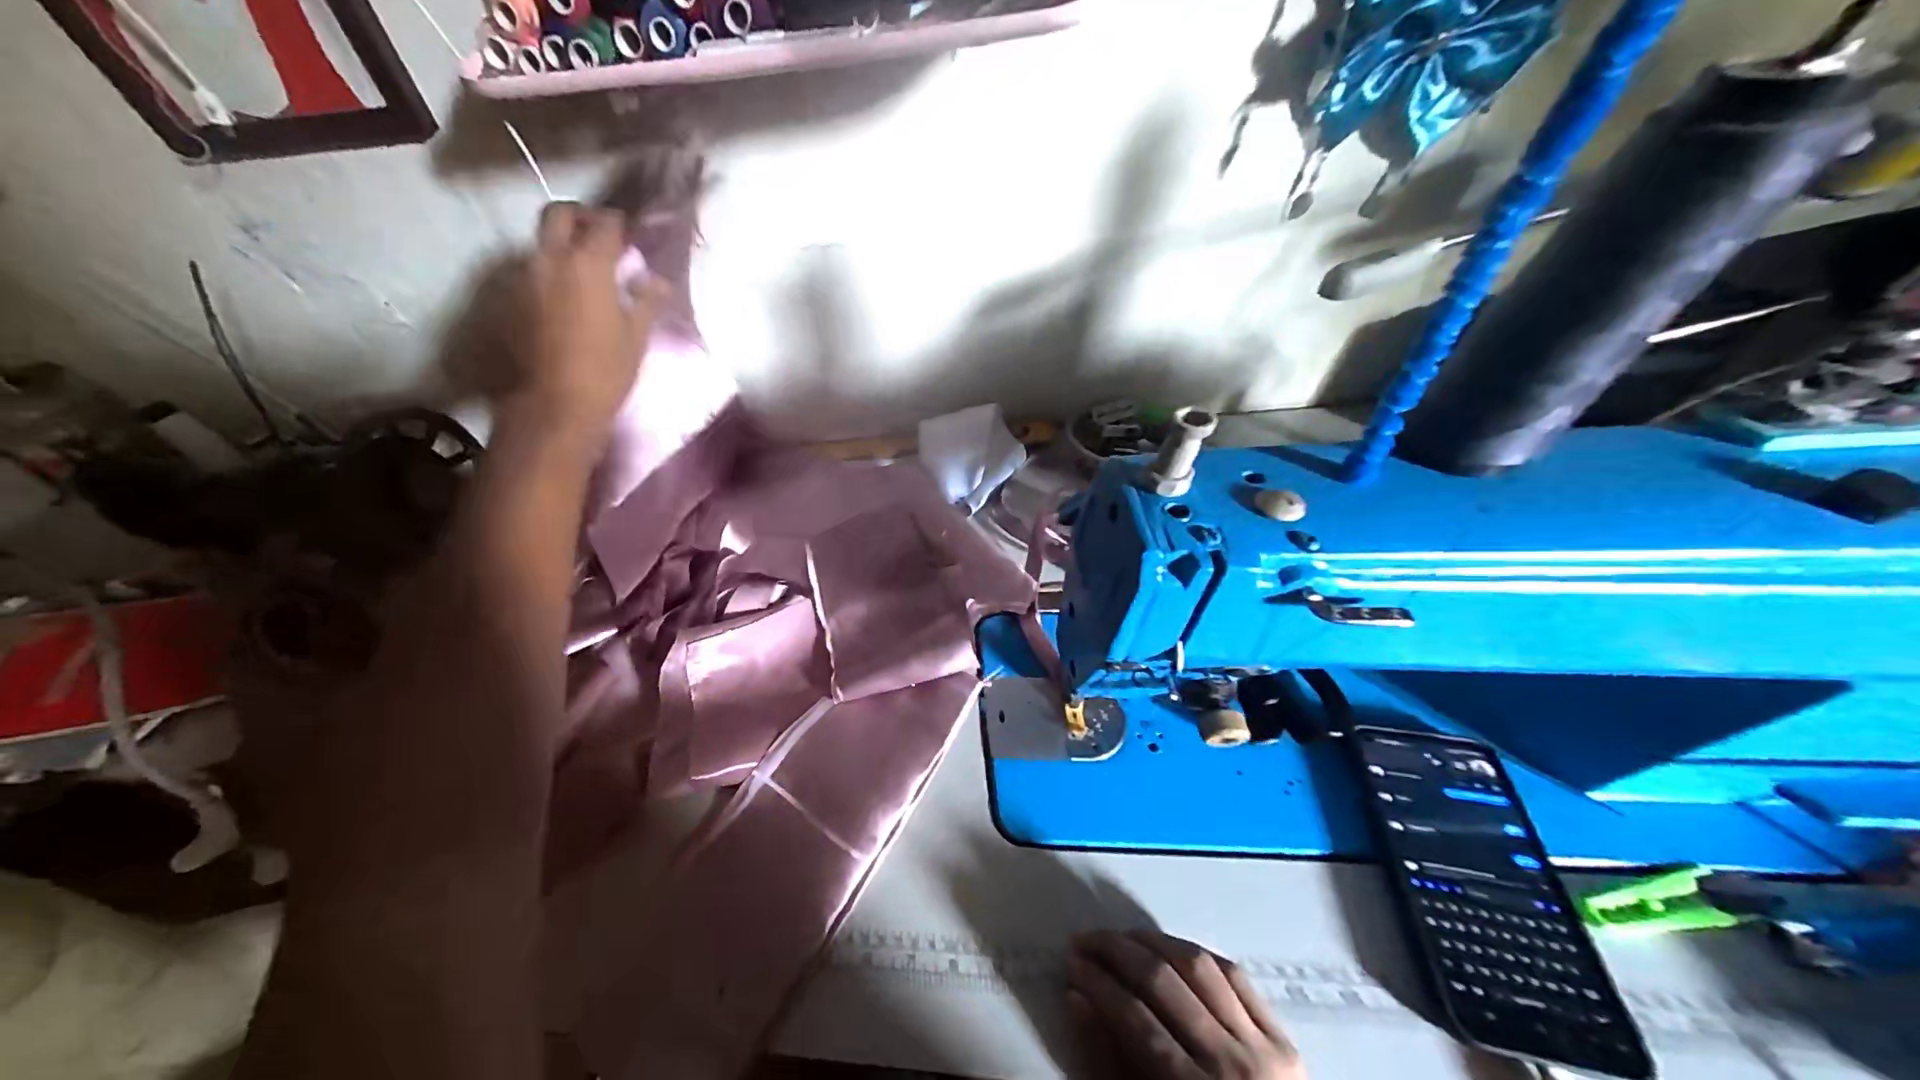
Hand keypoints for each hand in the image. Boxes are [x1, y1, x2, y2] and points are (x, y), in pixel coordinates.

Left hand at [508, 202, 660, 440]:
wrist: (552, 406)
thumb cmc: (605, 372)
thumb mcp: (636, 338)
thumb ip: (645, 301)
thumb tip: (657, 281)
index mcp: (588, 265)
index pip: (605, 224)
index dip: (620, 223)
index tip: (630, 232)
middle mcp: (550, 260)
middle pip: (559, 214)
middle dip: (581, 217)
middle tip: (600, 235)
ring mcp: (524, 277)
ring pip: (542, 244)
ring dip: (564, 248)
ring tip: (585, 275)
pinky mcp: (509, 299)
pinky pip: (531, 272)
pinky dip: (550, 275)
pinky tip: (566, 300)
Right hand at [1069, 931, 1305, 1079]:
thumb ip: (1106, 1063)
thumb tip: (1078, 997)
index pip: (1133, 1017)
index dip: (1097, 983)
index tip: (1072, 963)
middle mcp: (1229, 1064)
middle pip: (1162, 982)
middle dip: (1116, 951)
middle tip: (1086, 940)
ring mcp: (1263, 1049)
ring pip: (1199, 968)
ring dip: (1154, 942)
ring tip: (1124, 937)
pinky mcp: (1285, 1040)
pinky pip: (1237, 977)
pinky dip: (1199, 955)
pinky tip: (1172, 948)